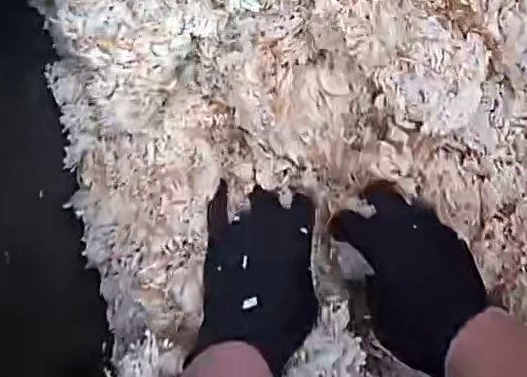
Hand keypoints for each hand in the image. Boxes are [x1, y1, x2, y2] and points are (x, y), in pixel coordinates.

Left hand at [192, 183, 318, 374]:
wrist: (243, 340)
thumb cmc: (284, 325)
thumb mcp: (308, 296)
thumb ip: (304, 269)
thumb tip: (301, 265)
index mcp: (298, 233)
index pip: (303, 203)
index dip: (302, 203)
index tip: (301, 204)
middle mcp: (272, 223)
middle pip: (274, 198)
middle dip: (275, 203)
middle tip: (274, 210)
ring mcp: (243, 229)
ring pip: (249, 205)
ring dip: (253, 208)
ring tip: (253, 208)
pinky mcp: (219, 243)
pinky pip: (218, 212)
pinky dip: (220, 198)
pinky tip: (221, 187)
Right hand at [331, 185, 487, 376]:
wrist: (461, 328)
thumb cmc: (414, 327)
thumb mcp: (380, 314)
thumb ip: (371, 286)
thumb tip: (369, 275)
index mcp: (378, 241)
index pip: (352, 222)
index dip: (341, 223)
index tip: (336, 226)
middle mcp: (404, 224)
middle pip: (383, 196)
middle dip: (369, 197)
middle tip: (361, 199)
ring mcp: (430, 225)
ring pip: (409, 204)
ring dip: (398, 209)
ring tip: (392, 216)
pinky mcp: (450, 234)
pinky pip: (429, 221)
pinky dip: (419, 226)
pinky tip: (418, 238)